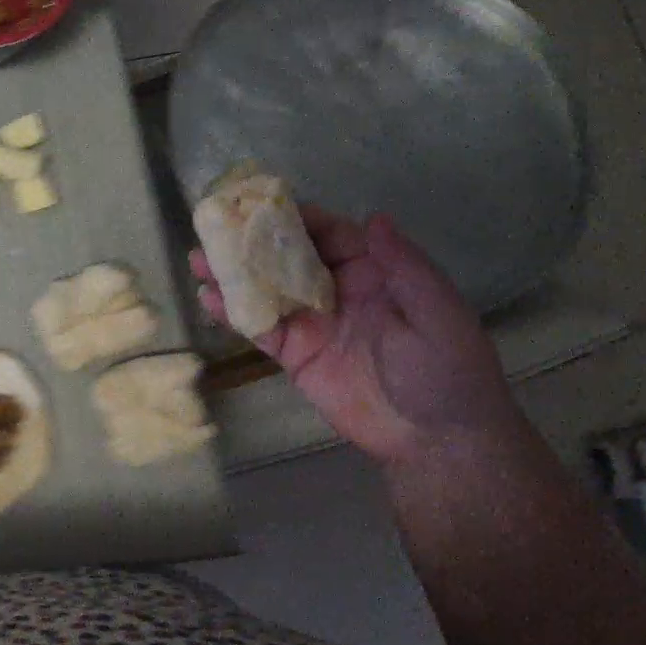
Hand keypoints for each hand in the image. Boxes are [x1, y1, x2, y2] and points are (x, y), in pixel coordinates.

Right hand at [191, 209, 522, 466]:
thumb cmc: (447, 371)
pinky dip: (232, 312)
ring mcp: (311, 323)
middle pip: (288, 258)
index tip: (262, 204)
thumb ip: (404, 265)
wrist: (435, 441)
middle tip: (215, 227)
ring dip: (232, 274)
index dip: (298, 218)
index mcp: (374, 275)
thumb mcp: (437, 312)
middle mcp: (337, 292)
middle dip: (252, 242)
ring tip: (198, 259)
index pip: (331, 235)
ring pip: (265, 290)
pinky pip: (258, 327)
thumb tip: (374, 216)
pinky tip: (208, 298)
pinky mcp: (293, 354)